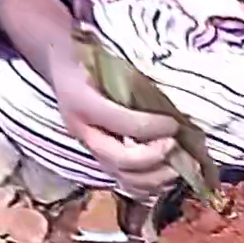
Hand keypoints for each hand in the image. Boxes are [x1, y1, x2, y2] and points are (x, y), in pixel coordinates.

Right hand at [46, 54, 179, 197]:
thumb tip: (163, 92)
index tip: (174, 124)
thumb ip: (125, 73)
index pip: (120, 123)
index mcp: (78, 101)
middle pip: (122, 160)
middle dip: (155, 157)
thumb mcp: (98, 54)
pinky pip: (131, 188)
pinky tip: (170, 175)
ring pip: (128, 180)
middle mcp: (83, 133)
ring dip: (160, 177)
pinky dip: (154, 187)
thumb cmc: (87, 58)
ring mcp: (93, 152)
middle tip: (177, 146)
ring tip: (180, 165)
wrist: (63, 68)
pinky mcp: (105, 165)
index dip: (152, 127)